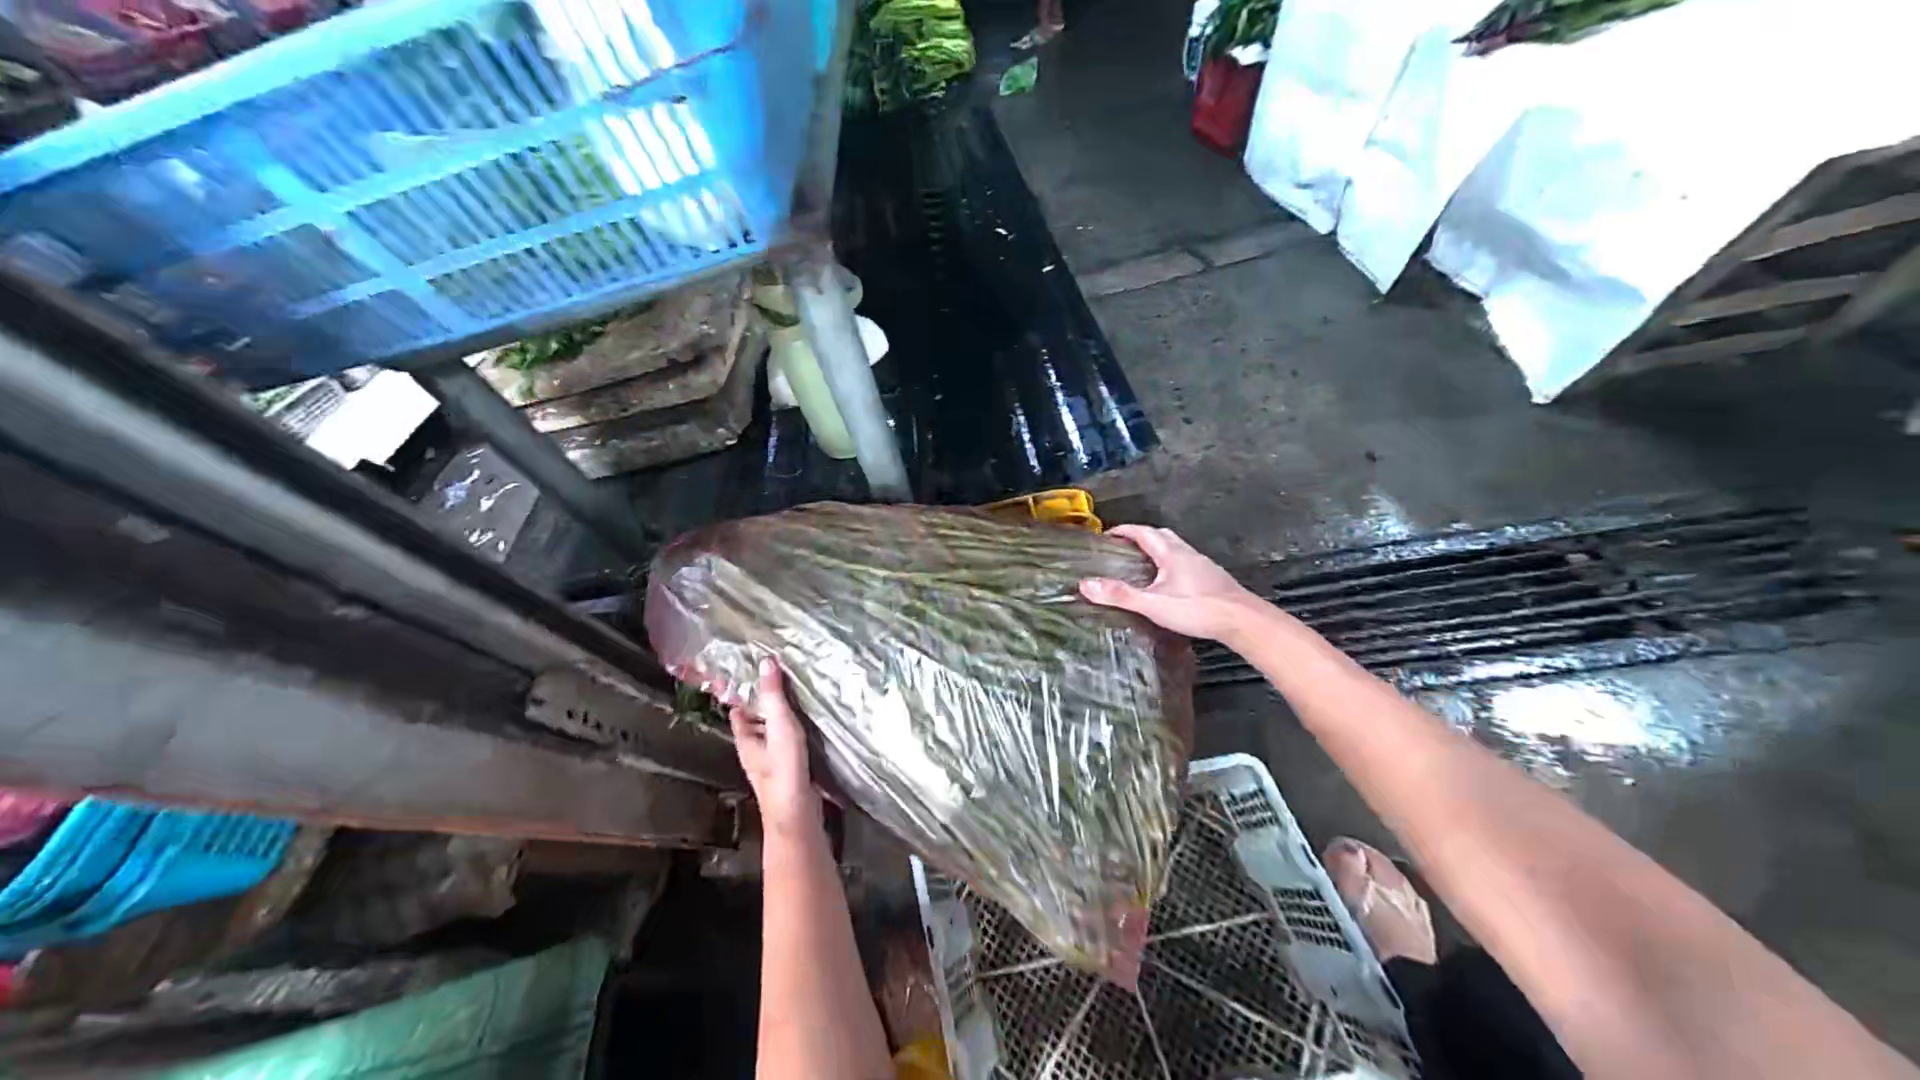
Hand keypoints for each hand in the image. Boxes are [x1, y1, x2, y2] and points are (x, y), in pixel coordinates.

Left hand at [729, 658, 820, 836]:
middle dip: (767, 700)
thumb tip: (766, 661)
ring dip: (783, 715)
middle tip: (785, 675)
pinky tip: (811, 722)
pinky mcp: (789, 769)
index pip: (738, 709)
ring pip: (774, 731)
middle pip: (757, 719)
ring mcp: (772, 761)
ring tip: (801, 692)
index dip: (744, 691)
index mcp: (745, 739)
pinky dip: (796, 729)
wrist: (798, 815)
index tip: (757, 670)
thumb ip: (774, 695)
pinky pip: (789, 741)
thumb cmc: (784, 770)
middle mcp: (755, 749)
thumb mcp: (779, 726)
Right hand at [1080, 524, 1262, 642]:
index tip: (1108, 535)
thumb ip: (1120, 595)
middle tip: (1123, 548)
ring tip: (1142, 565)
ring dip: (1158, 550)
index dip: (1124, 530)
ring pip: (1176, 549)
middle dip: (1141, 537)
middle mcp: (1188, 553)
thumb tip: (1086, 584)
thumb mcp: (1153, 604)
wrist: (1243, 621)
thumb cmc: (1197, 609)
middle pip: (1161, 535)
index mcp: (1171, 553)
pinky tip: (1169, 583)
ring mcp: (1203, 565)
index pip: (1143, 532)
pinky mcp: (1212, 579)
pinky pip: (1186, 563)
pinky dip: (1171, 564)